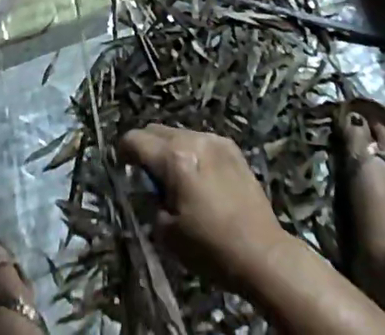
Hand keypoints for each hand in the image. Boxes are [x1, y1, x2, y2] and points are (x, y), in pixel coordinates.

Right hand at [116, 125, 286, 289]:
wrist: (262, 253)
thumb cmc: (210, 247)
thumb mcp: (166, 232)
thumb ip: (150, 200)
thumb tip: (148, 187)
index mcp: (174, 158)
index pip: (135, 140)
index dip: (123, 152)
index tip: (122, 169)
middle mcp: (194, 139)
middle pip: (156, 130)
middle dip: (145, 148)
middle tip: (146, 176)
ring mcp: (216, 140)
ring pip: (179, 133)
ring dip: (169, 149)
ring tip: (175, 178)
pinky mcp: (233, 149)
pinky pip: (201, 141)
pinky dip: (192, 152)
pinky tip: (199, 177)